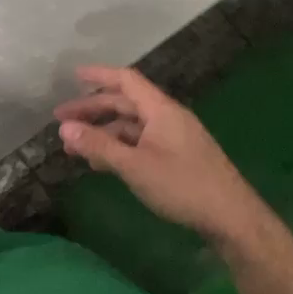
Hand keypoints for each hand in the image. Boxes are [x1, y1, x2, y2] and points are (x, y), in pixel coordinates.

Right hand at [53, 65, 270, 247]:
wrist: (231, 218)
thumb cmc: (182, 186)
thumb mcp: (134, 166)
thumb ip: (98, 145)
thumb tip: (63, 128)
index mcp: (161, 110)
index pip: (126, 81)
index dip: (98, 75)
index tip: (72, 77)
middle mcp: (167, 118)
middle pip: (125, 103)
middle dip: (92, 109)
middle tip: (60, 120)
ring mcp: (173, 138)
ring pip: (131, 126)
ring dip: (102, 132)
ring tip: (74, 147)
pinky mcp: (177, 158)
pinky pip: (140, 143)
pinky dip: (118, 147)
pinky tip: (102, 163)